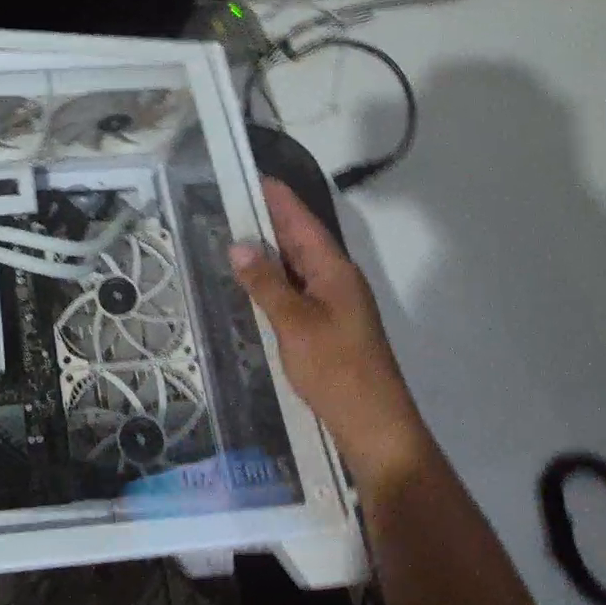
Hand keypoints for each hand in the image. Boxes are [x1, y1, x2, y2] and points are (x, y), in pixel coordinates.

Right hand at [228, 178, 429, 489]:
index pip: (302, 223)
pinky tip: (253, 283)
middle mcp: (337, 281)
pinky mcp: (328, 327)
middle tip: (229, 202)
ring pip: (297, 266)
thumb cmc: (337, 370)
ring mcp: (335, 305)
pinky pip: (297, 289)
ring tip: (233, 235)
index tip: (251, 175)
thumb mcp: (295, 324)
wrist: (376, 428)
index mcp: (335, 272)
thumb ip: (266, 284)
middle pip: (300, 240)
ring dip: (269, 250)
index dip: (278, 199)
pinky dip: (274, 279)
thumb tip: (239, 245)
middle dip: (269, 219)